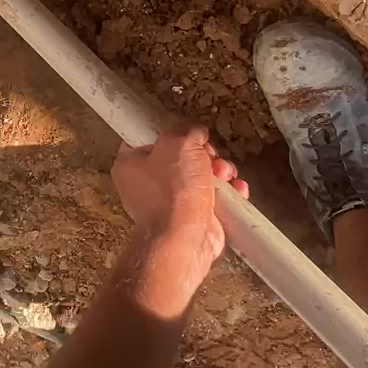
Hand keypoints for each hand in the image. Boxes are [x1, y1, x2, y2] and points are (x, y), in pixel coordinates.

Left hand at [109, 126, 247, 314]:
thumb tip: (196, 132)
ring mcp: (170, 202)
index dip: (174, 133)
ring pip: (202, 175)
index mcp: (130, 164)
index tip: (190, 135)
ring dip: (221, 172)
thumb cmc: (173, 188)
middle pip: (182, 156)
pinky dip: (228, 192)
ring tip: (226, 176)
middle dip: (205, 155)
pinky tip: (237, 190)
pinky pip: (213, 197)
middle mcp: (147, 184)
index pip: (150, 138)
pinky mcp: (193, 217)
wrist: (183, 238)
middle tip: (212, 158)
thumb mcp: (177, 142)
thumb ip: (186, 129)